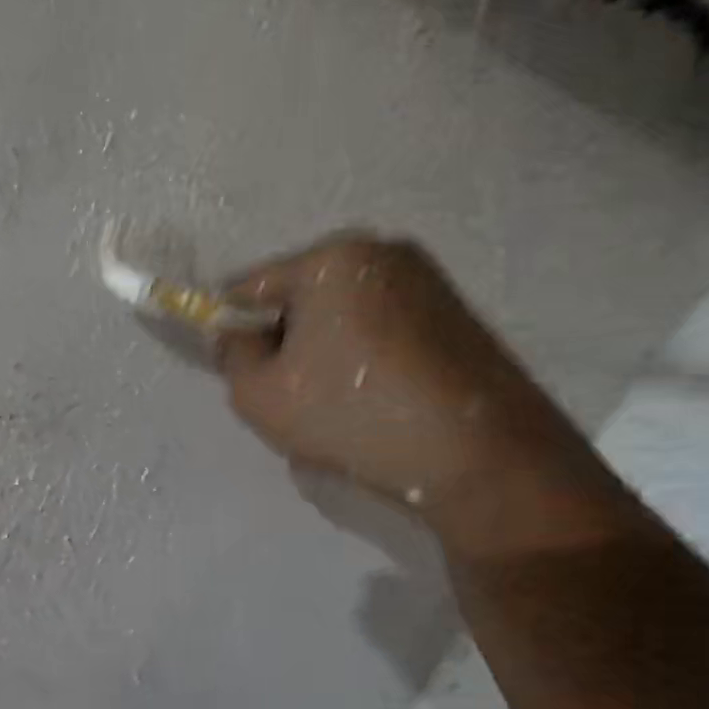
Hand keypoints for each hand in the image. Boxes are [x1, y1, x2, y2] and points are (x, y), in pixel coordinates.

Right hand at [217, 235, 594, 533]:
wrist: (479, 457)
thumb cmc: (352, 414)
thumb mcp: (259, 394)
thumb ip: (230, 355)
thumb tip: (234, 334)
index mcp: (331, 259)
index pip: (248, 286)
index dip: (228, 328)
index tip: (232, 371)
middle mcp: (382, 252)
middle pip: (297, 297)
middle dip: (280, 340)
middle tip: (283, 394)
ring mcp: (426, 280)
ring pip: (338, 315)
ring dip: (319, 351)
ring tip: (330, 404)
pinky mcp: (454, 314)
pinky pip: (377, 328)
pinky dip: (358, 357)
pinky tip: (369, 401)